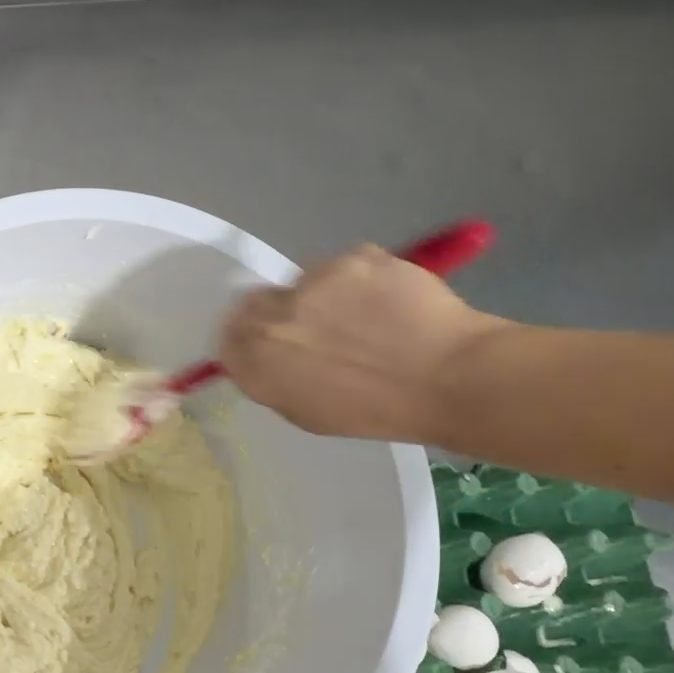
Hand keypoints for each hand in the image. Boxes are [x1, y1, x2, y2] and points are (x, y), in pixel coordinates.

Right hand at [219, 244, 503, 442]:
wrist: (446, 377)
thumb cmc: (373, 410)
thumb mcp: (304, 413)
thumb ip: (273, 379)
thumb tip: (269, 358)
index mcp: (254, 364)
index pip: (227, 339)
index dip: (247, 339)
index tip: (269, 344)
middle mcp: (270, 321)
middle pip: (253, 303)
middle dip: (275, 311)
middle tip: (312, 324)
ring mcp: (311, 285)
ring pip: (301, 280)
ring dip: (319, 293)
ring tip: (360, 313)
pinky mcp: (352, 259)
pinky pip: (345, 264)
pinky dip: (360, 277)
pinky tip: (387, 299)